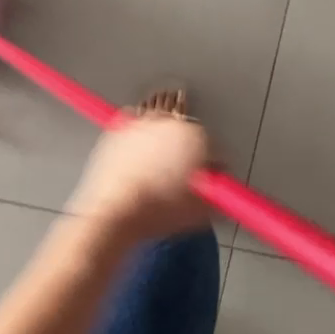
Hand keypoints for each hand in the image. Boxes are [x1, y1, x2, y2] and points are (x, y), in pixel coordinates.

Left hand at [66, 111, 210, 241]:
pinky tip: (135, 162)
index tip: (203, 180)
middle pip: (184, 133)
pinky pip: (133, 130)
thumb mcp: (201, 208)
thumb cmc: (157, 210)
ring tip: (154, 171)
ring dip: (160, 144)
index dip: (208, 166)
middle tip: (178, 177)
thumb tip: (218, 189)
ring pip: (158, 130)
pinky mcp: (117, 128)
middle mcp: (170, 121)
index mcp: (196, 136)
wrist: (116, 212)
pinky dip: (136, 141)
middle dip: (184, 152)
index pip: (211, 146)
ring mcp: (141, 122)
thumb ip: (217, 192)